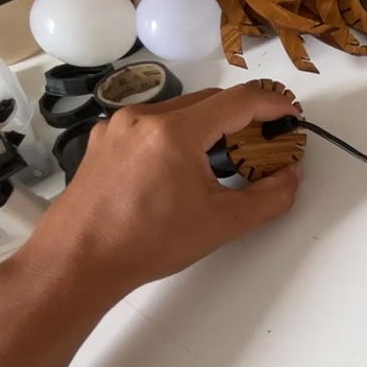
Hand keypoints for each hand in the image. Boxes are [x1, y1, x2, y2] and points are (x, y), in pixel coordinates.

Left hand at [5, 84, 301, 314]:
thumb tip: (291, 175)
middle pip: (212, 100)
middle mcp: (143, 118)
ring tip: (230, 156)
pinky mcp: (104, 141)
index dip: (275, 105)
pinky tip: (189, 165)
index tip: (293, 118)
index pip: (240, 100)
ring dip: (215, 125)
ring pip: (183, 110)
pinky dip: (183, 134)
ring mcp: (119, 127)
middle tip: (267, 141)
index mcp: (174, 131)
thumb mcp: (223, 223)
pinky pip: (156, 124)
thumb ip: (271, 196)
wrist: (73, 265)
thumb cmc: (146, 243)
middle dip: (247, 116)